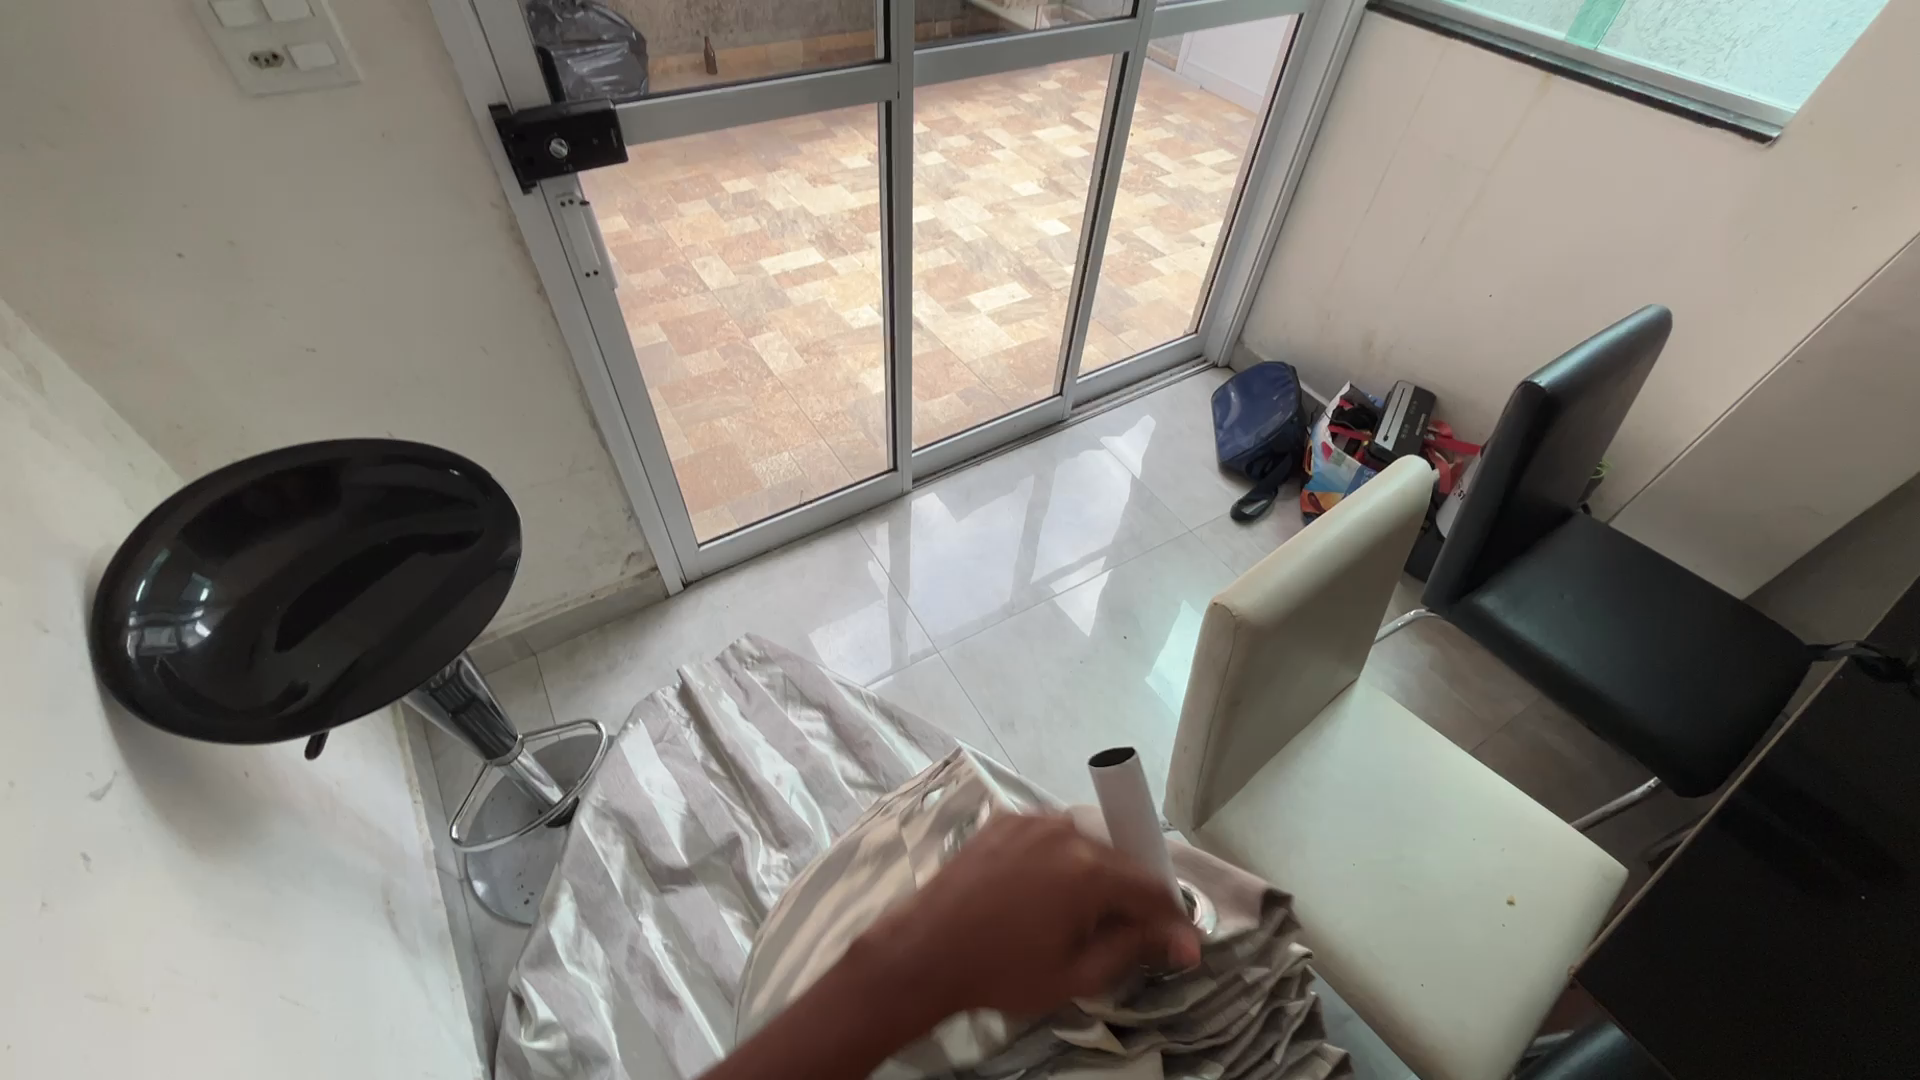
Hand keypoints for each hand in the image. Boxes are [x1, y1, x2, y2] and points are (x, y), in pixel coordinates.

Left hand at [848, 812, 1200, 1023]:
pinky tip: (1043, 889)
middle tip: (1125, 931)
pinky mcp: (1006, 818)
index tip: (1178, 943)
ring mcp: (1032, 819)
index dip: (1171, 917)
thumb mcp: (1076, 975)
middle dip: (1131, 895)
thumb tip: (1181, 940)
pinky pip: (1050, 834)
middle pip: (1120, 859)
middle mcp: (1065, 831)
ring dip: (1094, 872)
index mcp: (1089, 871)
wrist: (926, 947)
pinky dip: (1060, 857)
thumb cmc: (1002, 970)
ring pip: (1085, 842)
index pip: (1152, 887)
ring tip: (1077, 911)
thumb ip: (1133, 949)